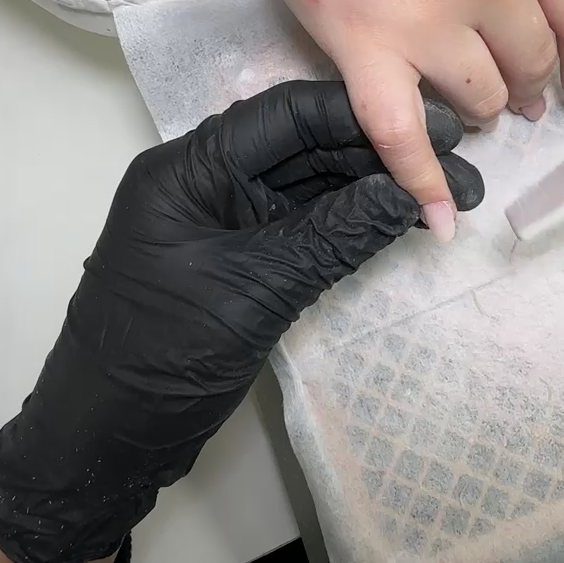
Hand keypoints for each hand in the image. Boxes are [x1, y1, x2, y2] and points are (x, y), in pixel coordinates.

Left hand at [0, 81, 482, 562]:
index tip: (434, 126)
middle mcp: (208, 177)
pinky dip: (352, 219)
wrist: (104, 447)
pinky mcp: (243, 249)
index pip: (285, 115)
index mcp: (189, 167)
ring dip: (374, 187)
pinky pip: (305, 219)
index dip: (362, 115)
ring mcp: (227, 214)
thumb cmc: (163, 360)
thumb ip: (336, 235)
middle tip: (459, 166)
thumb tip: (413, 193)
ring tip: (449, 196)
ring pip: (311, 182)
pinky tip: (402, 218)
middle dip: (379, 154)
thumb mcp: (256, 291)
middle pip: (305, 145)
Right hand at [228, 0, 563, 241]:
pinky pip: (400, 134)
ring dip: (484, 113)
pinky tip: (441, 222)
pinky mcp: (363, 48)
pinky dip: (421, 182)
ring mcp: (427, 22)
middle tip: (520, 98)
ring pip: (479, 100)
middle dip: (530, 89)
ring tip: (476, 112)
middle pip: (530, 66)